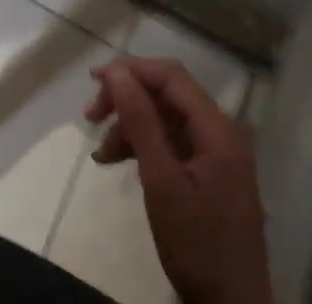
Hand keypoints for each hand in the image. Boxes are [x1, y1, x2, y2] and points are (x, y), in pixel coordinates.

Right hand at [85, 58, 272, 303]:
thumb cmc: (196, 242)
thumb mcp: (161, 179)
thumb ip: (140, 121)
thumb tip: (117, 71)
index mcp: (217, 131)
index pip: (171, 76)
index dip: (131, 70)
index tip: (93, 82)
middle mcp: (221, 135)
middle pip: (167, 95)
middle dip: (126, 99)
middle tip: (90, 117)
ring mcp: (216, 157)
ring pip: (165, 120)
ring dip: (130, 126)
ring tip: (101, 153)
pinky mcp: (208, 176)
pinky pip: (171, 144)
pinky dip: (143, 147)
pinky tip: (117, 162)